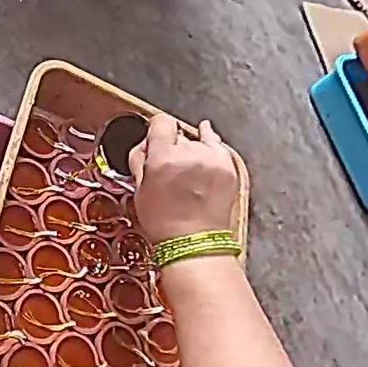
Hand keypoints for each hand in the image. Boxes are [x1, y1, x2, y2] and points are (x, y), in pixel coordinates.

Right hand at [127, 115, 242, 244]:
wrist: (194, 244)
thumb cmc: (164, 222)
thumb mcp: (139, 189)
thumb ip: (140, 160)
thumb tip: (145, 144)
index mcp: (163, 158)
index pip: (161, 122)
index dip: (155, 129)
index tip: (154, 138)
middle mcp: (191, 154)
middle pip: (178, 133)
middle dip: (171, 146)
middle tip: (167, 167)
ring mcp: (213, 160)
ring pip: (198, 140)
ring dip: (191, 149)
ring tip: (186, 171)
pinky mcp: (228, 167)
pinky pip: (218, 145)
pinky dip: (210, 144)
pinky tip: (206, 141)